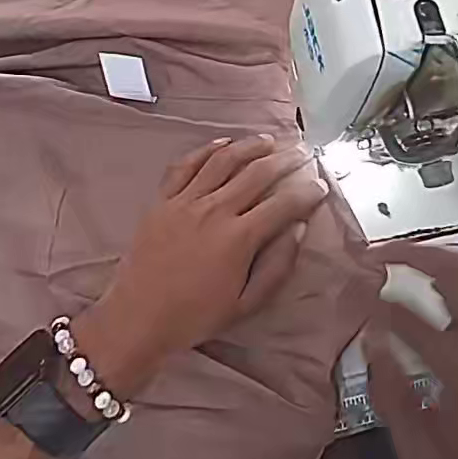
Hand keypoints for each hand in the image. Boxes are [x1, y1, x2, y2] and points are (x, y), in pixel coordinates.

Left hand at [74, 134, 328, 395]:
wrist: (138, 317)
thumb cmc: (195, 316)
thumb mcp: (245, 304)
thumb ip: (277, 267)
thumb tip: (299, 230)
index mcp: (238, 239)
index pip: (282, 205)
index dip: (306, 193)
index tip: (319, 186)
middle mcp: (214, 211)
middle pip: (256, 173)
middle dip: (285, 160)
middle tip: (301, 153)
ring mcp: (185, 202)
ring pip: (223, 161)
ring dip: (249, 146)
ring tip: (268, 141)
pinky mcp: (162, 200)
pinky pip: (185, 165)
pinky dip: (206, 150)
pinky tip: (222, 144)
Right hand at [362, 243, 457, 458]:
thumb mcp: (418, 453)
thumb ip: (390, 395)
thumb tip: (373, 344)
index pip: (407, 317)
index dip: (374, 299)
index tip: (354, 290)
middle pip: (452, 274)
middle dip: (411, 254)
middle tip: (380, 252)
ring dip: (439, 255)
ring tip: (407, 253)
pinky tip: (443, 273)